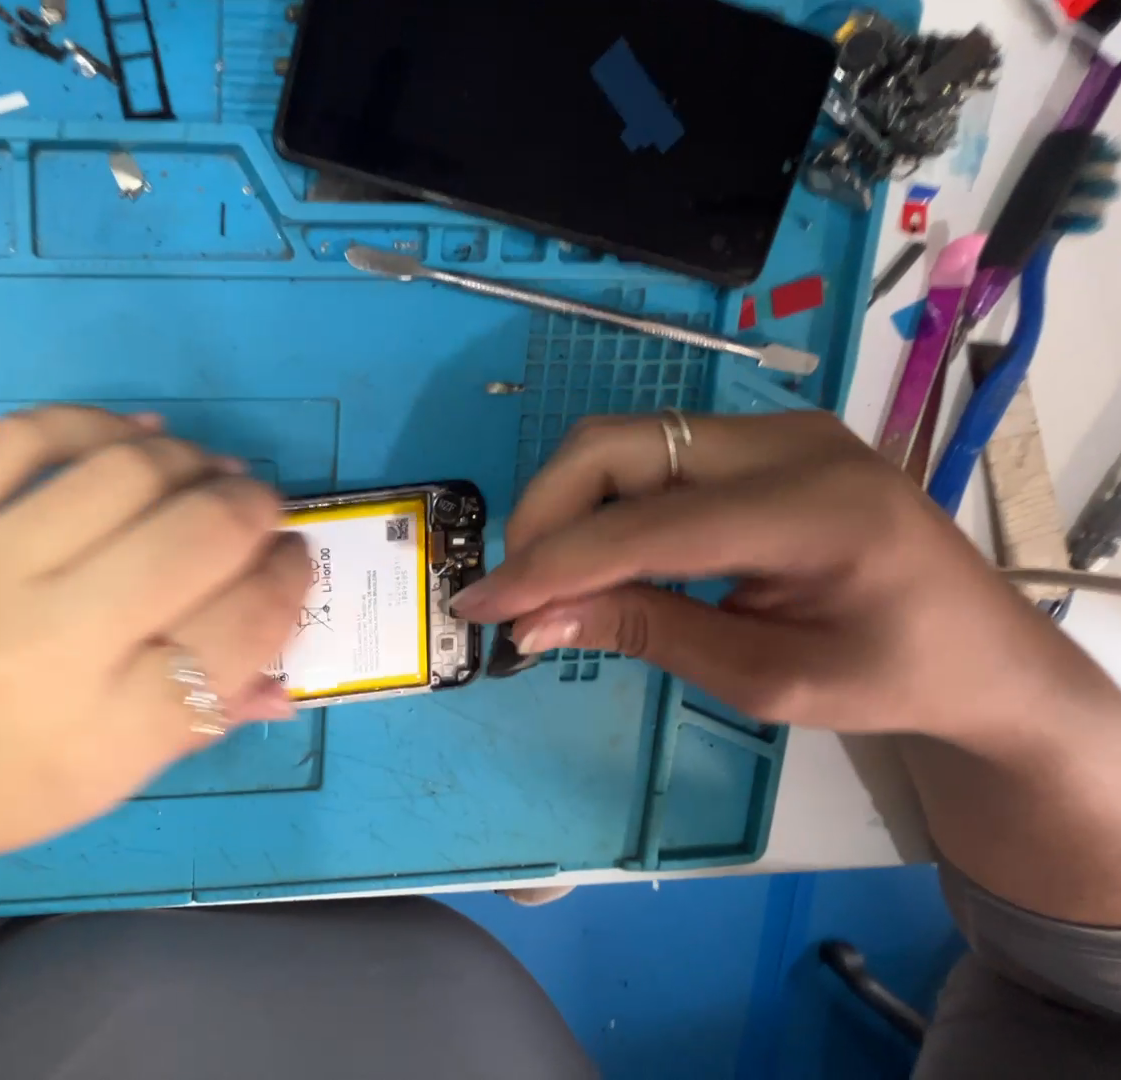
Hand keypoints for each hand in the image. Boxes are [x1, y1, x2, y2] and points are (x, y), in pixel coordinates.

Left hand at [0, 406, 306, 894]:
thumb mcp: (74, 795)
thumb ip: (183, 726)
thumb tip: (275, 670)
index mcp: (100, 736)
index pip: (243, 633)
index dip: (288, 586)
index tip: (293, 565)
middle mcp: (52, 643)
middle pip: (201, 535)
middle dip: (257, 510)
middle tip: (261, 510)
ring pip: (127, 472)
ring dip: (192, 461)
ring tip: (205, 472)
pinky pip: (30, 435)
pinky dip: (98, 422)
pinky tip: (130, 435)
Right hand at [450, 411, 1118, 747]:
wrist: (987, 651)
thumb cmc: (893, 679)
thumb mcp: (767, 681)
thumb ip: (645, 635)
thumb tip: (529, 624)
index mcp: (821, 513)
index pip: (643, 528)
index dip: (548, 567)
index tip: (477, 605)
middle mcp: (791, 445)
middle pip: (613, 446)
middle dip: (542, 515)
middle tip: (518, 586)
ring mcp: (770, 431)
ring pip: (616, 441)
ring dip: (561, 505)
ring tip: (552, 575)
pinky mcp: (750, 439)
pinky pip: (640, 454)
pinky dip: (594, 501)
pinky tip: (594, 552)